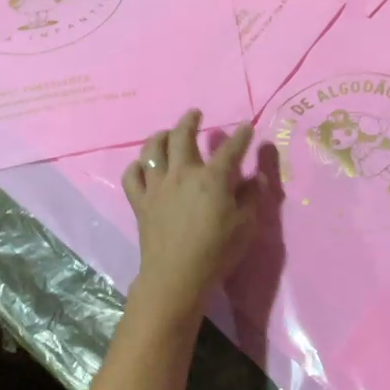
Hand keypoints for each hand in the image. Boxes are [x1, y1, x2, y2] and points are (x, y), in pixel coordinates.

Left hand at [123, 110, 262, 315]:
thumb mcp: (246, 225)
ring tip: (166, 132)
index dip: (241, 136)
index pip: (231, 149)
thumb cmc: (218, 251)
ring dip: (160, 135)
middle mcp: (183, 173)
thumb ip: (251, 197)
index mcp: (213, 178)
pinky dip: (137, 166)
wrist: (176, 275)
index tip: (247, 127)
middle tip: (195, 114)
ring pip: (153, 149)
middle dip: (190, 121)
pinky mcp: (140, 201)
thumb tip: (257, 177)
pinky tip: (143, 166)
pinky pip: (132, 175)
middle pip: (182, 136)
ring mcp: (157, 186)